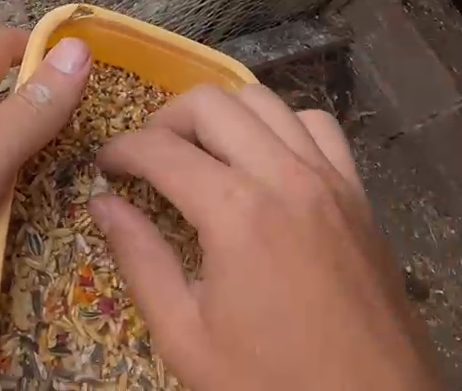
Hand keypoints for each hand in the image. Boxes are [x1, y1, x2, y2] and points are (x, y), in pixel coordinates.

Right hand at [93, 85, 443, 390]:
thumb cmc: (273, 386)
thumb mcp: (187, 338)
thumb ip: (139, 259)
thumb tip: (102, 203)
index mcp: (237, 212)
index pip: (160, 149)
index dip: (121, 149)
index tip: (104, 165)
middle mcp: (284, 176)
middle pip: (210, 103)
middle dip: (164, 119)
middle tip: (147, 158)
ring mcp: (329, 180)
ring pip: (263, 100)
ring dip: (221, 114)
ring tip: (202, 152)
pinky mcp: (359, 195)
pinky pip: (316, 126)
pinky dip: (282, 125)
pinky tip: (266, 161)